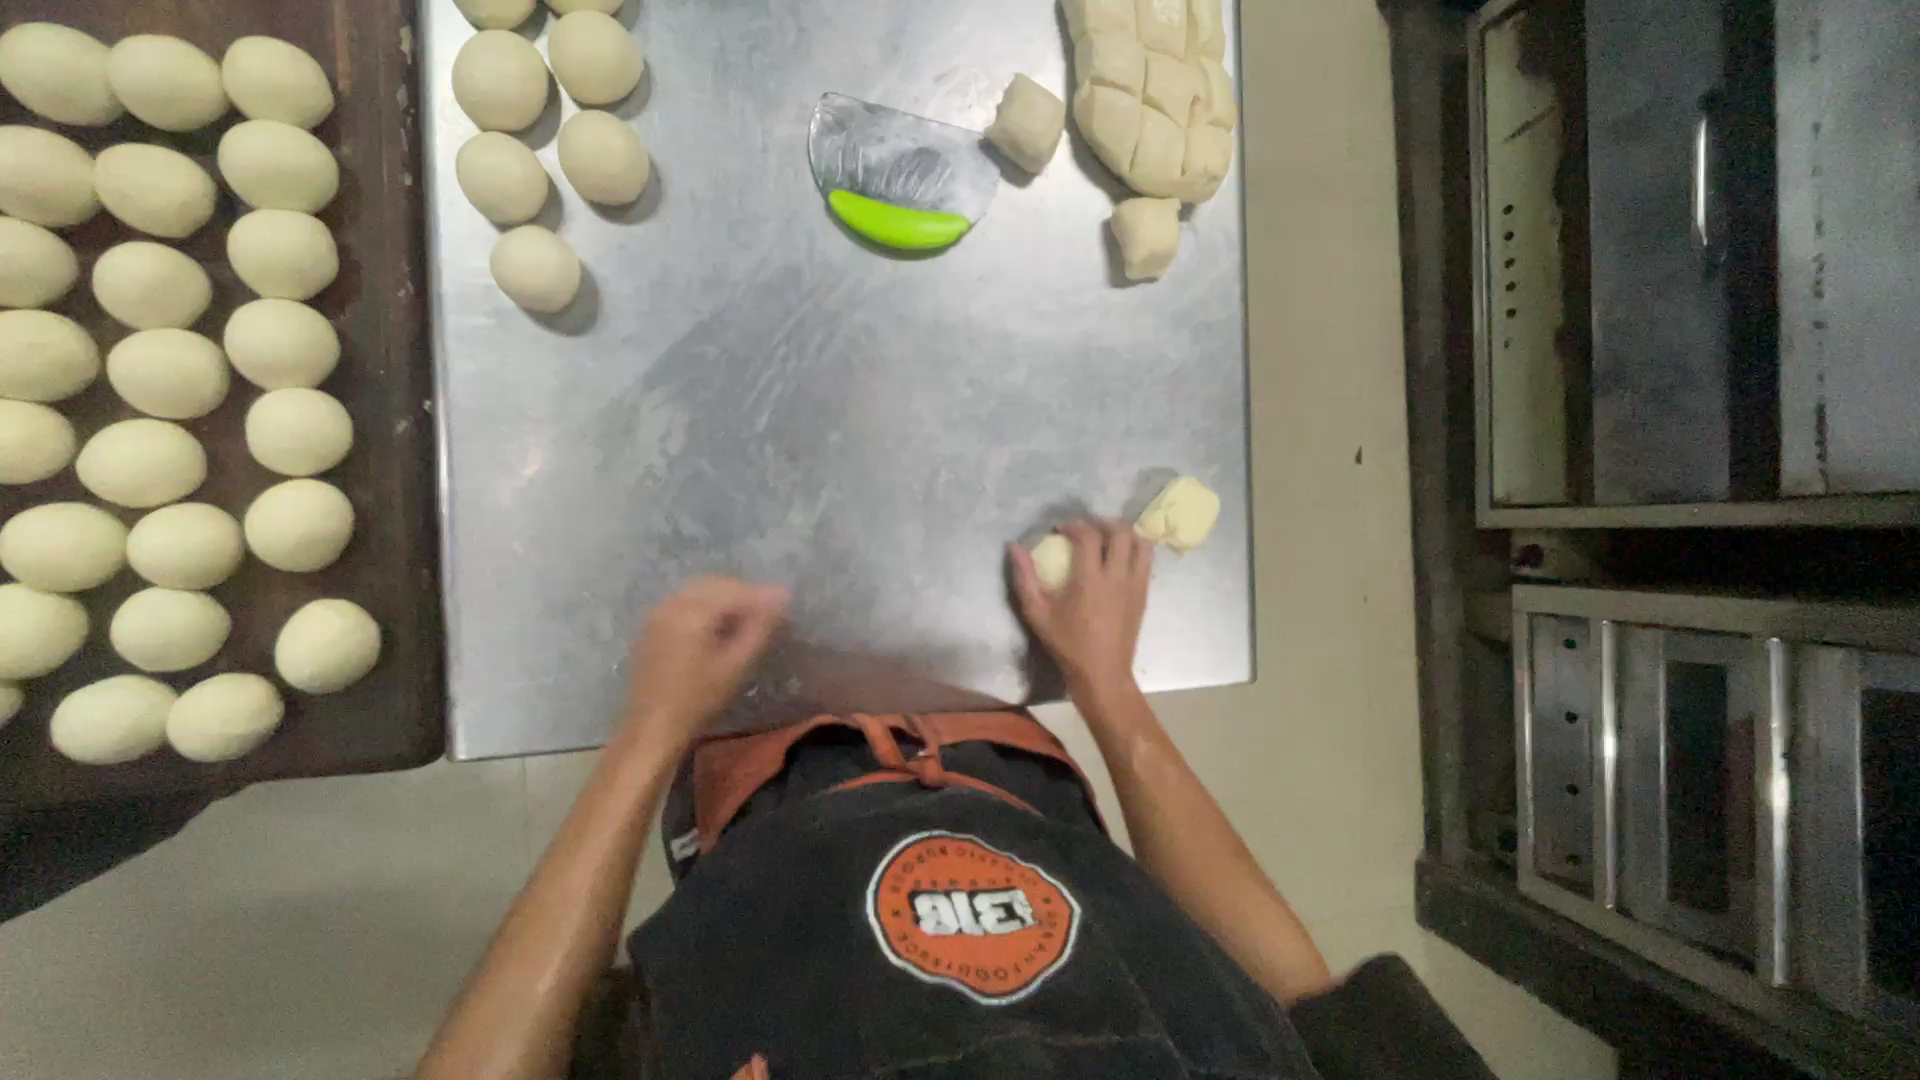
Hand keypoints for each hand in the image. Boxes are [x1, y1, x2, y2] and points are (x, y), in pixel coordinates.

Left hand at [624, 576, 790, 747]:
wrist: (653, 727)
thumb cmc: (700, 700)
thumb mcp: (737, 664)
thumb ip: (761, 626)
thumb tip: (782, 595)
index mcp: (693, 611)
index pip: (735, 590)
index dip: (762, 595)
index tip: (785, 606)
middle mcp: (672, 603)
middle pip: (716, 584)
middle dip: (743, 594)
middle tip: (766, 615)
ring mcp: (658, 612)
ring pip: (700, 591)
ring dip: (725, 600)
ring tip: (745, 622)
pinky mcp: (652, 624)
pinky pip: (685, 602)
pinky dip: (706, 606)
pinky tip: (717, 628)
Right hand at [1008, 520, 1151, 691]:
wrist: (1102, 672)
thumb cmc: (1066, 643)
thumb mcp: (1037, 612)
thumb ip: (1024, 577)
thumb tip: (1013, 546)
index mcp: (1090, 579)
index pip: (1088, 535)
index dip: (1074, 525)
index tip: (1060, 529)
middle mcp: (1117, 576)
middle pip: (1122, 531)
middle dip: (1103, 521)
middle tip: (1086, 528)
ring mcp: (1135, 585)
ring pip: (1141, 543)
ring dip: (1124, 533)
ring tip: (1107, 539)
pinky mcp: (1144, 594)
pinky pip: (1146, 560)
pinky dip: (1135, 549)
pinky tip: (1118, 558)